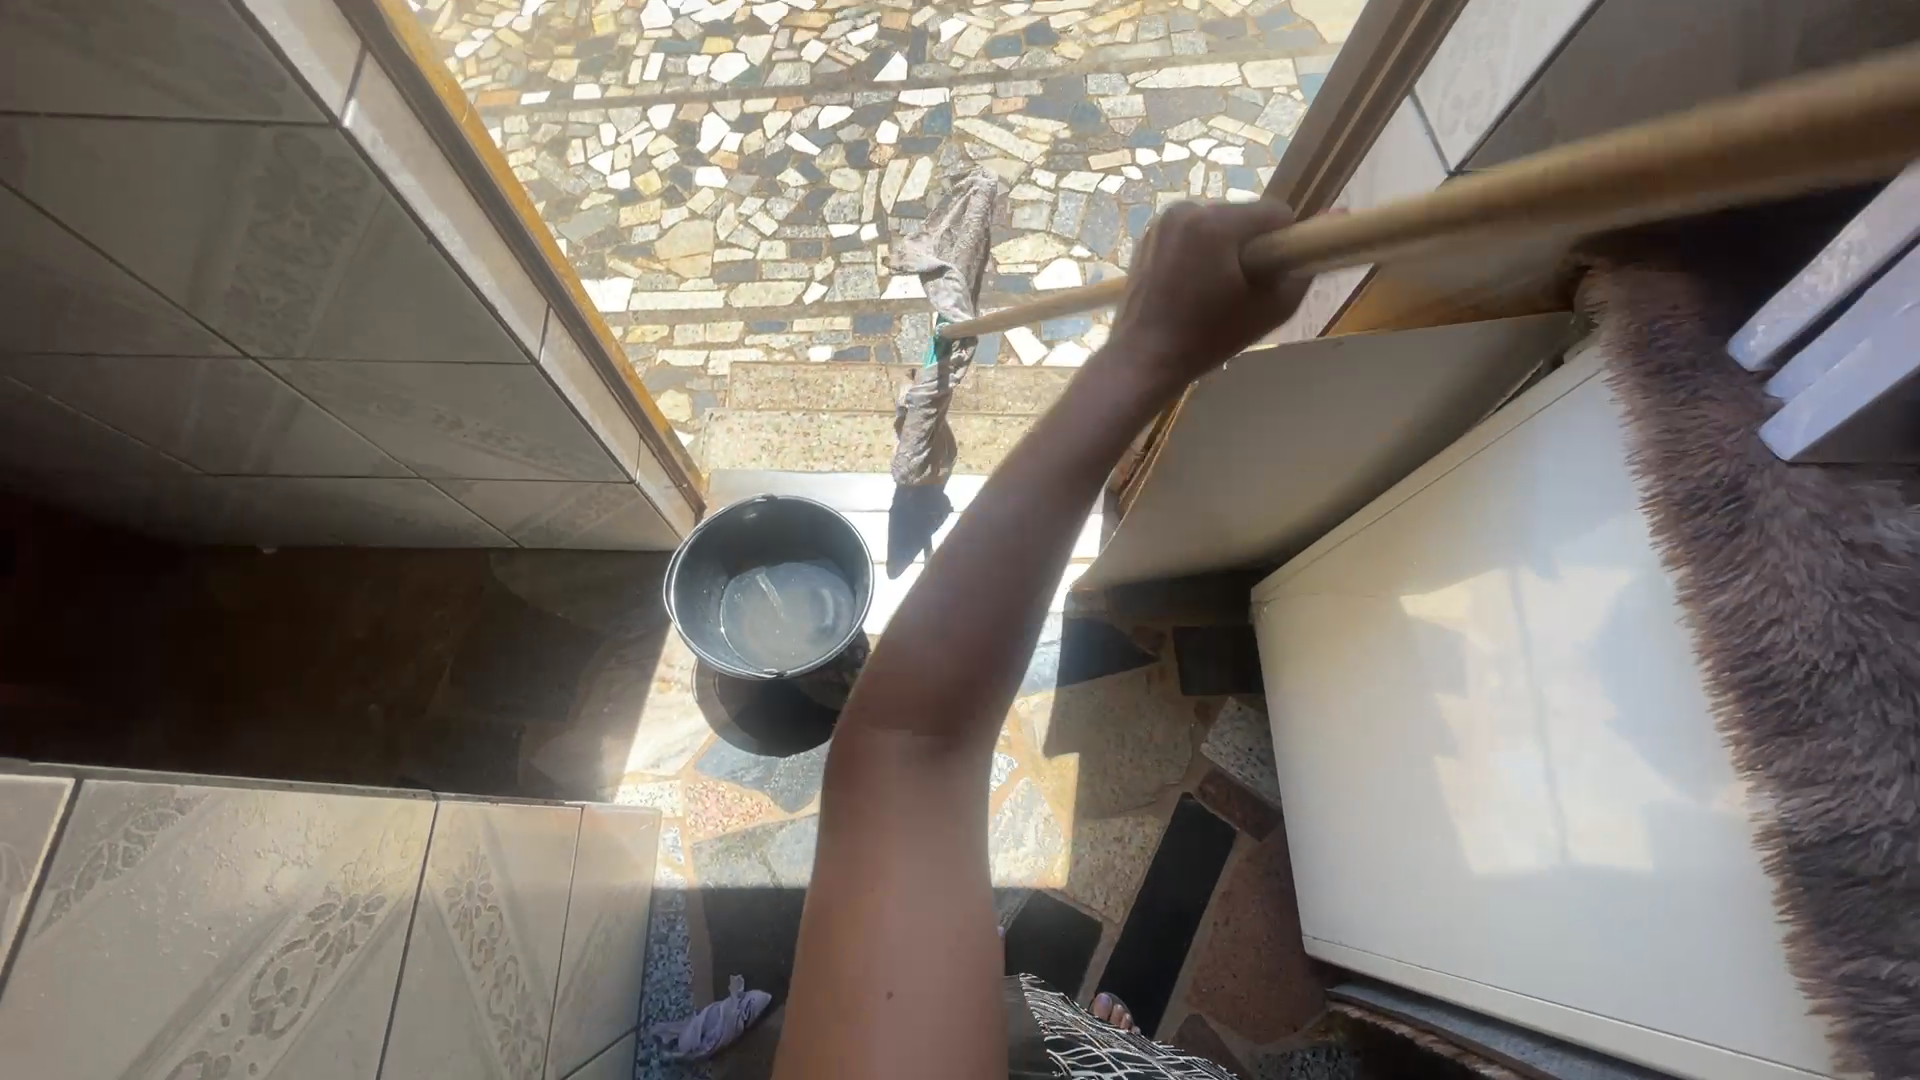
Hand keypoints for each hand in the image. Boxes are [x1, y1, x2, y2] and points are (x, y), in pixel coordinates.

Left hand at [1102, 199, 1308, 393]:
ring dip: (1222, 251)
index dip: (1282, 246)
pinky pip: (1189, 236)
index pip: (1274, 214)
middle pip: (1242, 219)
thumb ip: (1304, 264)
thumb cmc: (1207, 340)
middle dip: (1249, 248)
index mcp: (1214, 222)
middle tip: (1237, 293)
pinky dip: (1196, 255)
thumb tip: (1337, 215)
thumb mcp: (1270, 309)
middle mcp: (1184, 210)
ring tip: (1211, 295)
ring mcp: (1160, 222)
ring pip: (1215, 226)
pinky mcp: (1146, 238)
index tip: (1270, 280)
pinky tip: (1188, 290)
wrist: (1143, 361)